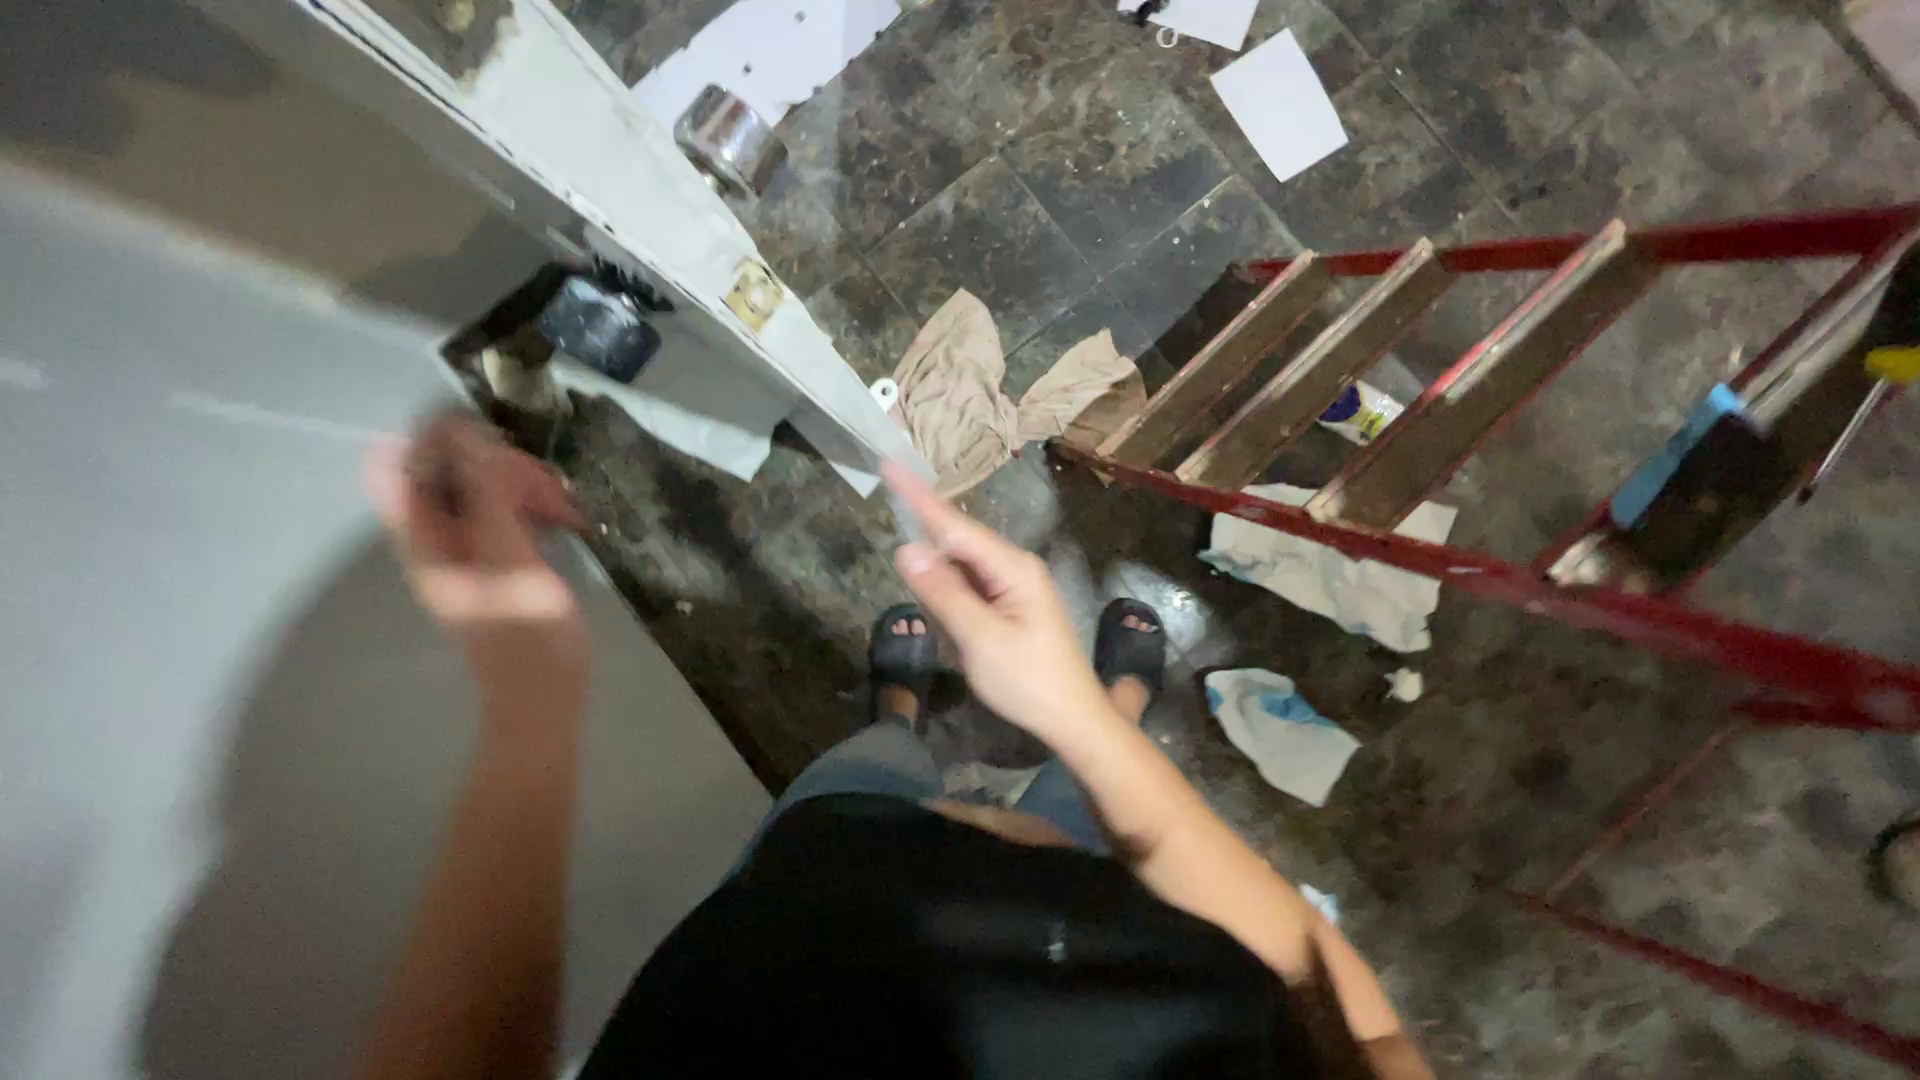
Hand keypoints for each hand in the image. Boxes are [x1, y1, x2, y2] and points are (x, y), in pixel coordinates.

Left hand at [366, 415, 589, 720]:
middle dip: (501, 464)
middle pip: (449, 467)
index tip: (497, 444)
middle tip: (551, 490)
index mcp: (424, 536)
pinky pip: (506, 507)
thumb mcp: (510, 561)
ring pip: (483, 485)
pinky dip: (534, 503)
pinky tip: (566, 520)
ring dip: (526, 483)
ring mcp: (467, 545)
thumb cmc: (527, 635)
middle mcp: (436, 534)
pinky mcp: (498, 554)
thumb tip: (477, 441)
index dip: (438, 440)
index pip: (396, 462)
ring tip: (567, 509)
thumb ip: (490, 499)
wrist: (543, 694)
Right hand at [884, 462, 1112, 742]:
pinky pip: (971, 588)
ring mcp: (1014, 588)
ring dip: (937, 573)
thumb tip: (907, 548)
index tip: (891, 466)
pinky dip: (950, 595)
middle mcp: (1015, 568)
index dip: (920, 498)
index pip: (956, 526)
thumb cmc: (1028, 680)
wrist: (1071, 719)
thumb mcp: (980, 637)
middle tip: (892, 514)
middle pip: (959, 543)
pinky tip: (941, 609)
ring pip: (963, 567)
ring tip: (917, 578)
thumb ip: (944, 592)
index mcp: (1013, 568)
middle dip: (925, 532)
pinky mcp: (1010, 608)